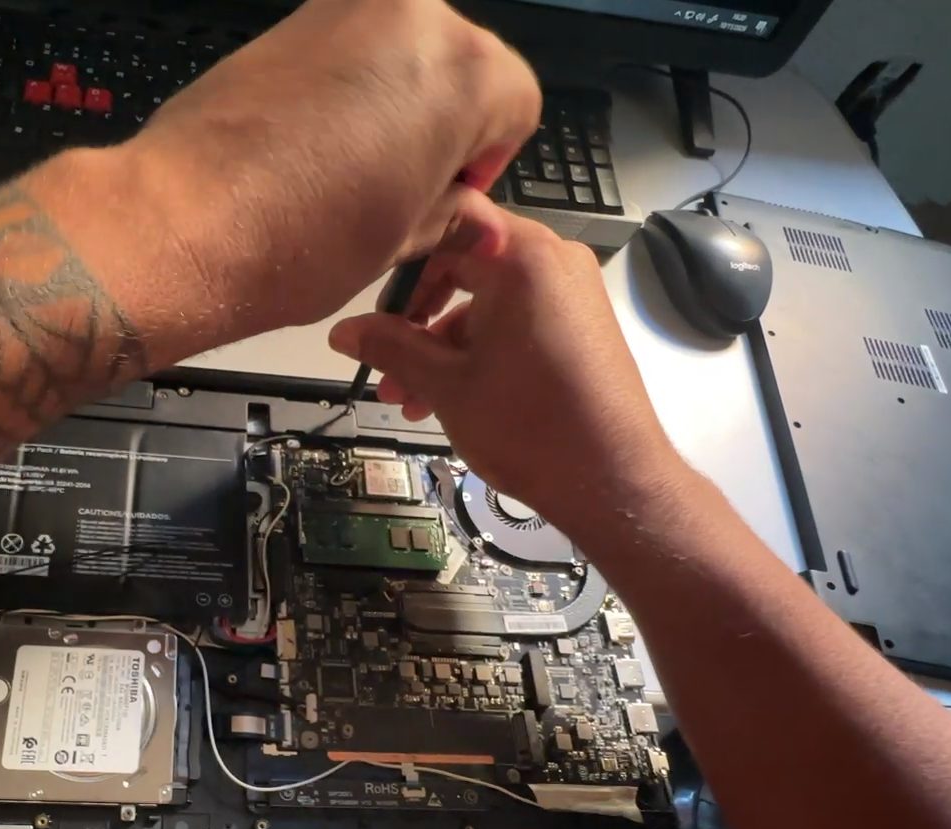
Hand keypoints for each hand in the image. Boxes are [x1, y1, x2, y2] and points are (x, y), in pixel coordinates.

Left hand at [120, 0, 541, 338]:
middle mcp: (411, 17)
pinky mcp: (290, 22)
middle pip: (459, 71)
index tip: (451, 202)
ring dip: (392, 113)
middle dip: (441, 132)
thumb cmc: (291, 243)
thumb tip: (472, 219)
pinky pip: (346, 55)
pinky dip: (346, 97)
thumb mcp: (397, 245)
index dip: (487, 164)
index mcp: (463, 71)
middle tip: (398, 197)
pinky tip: (311, 155)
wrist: (187, 225)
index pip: (518, 104)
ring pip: (401, 60)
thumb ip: (450, 218)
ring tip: (345, 181)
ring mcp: (342, 10)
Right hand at [326, 194, 692, 541]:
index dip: (402, 266)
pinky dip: (476, 353)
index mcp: (521, 258)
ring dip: (440, 348)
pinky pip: (513, 323)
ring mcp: (569, 294)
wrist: (608, 478)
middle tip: (386, 363)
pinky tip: (447, 399)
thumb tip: (342, 332)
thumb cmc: (525, 424)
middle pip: (464, 267)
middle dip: (416, 320)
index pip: (446, 228)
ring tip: (410, 400)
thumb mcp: (444, 383)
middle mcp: (552, 261)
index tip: (375, 309)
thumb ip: (389, 348)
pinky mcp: (577, 326)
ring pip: (485, 305)